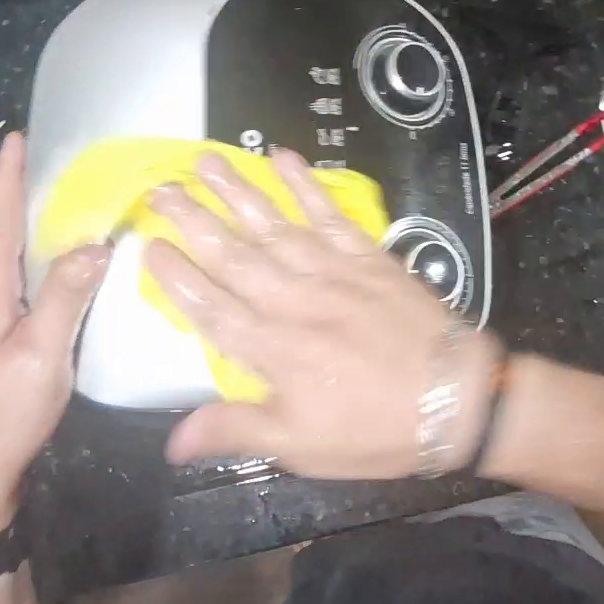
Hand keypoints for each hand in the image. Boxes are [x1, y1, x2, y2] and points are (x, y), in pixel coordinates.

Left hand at [0, 132, 108, 545]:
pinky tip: (49, 274)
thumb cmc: (2, 415)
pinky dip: (28, 264)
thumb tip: (95, 243)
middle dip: (14, 197)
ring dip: (21, 230)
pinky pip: (9, 289)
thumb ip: (66, 296)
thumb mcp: (41, 353)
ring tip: (51, 207)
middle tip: (42, 165)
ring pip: (0, 265)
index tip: (17, 139)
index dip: (7, 181)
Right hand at [144, 148, 500, 478]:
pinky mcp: (367, 255)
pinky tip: (284, 157)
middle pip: (233, 255)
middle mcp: (295, 299)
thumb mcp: (302, 446)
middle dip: (193, 220)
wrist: (455, 398)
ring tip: (205, 161)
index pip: (211, 306)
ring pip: (273, 225)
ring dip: (237, 191)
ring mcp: (333, 271)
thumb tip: (170, 440)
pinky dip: (306, 184)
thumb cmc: (374, 428)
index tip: (148, 247)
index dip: (176, 278)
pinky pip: (330, 212)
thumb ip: (237, 429)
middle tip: (159, 189)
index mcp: (273, 348)